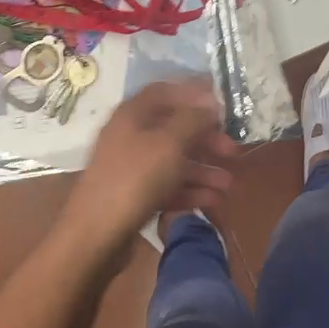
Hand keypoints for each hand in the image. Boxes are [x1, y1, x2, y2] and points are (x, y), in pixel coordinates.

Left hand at [61, 80, 240, 247]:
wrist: (95, 236)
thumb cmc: (135, 178)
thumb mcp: (169, 143)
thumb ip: (193, 119)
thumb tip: (210, 102)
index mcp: (133, 114)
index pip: (166, 91)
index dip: (193, 93)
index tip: (221, 102)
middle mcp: (130, 135)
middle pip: (173, 128)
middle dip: (205, 139)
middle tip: (232, 151)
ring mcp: (131, 168)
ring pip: (173, 160)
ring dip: (202, 169)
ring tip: (229, 185)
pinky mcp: (134, 196)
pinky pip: (166, 186)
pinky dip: (189, 191)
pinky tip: (213, 201)